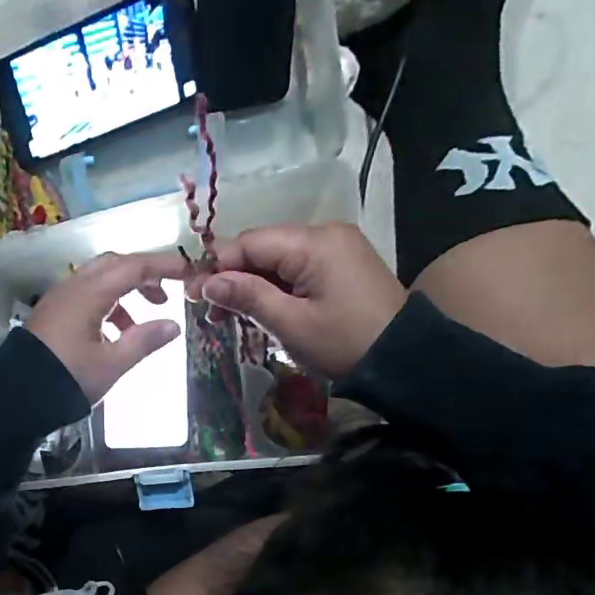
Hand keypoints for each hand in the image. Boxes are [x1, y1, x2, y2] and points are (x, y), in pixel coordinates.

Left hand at [28, 252, 187, 402]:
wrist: (16, 396)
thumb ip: (144, 341)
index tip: (188, 272)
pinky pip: (84, 296)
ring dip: (124, 293)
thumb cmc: (68, 379)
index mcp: (90, 293)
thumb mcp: (111, 364)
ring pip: (98, 280)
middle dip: (143, 275)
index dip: (164, 266)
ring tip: (142, 324)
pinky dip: (106, 305)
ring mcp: (59, 299)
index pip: (134, 266)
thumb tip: (173, 325)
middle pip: (115, 265)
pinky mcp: (51, 314)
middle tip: (164, 297)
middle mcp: (73, 287)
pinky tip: (115, 334)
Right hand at [194, 224, 408, 376]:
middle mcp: (325, 235)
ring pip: (277, 260)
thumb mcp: (290, 324)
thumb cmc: (344, 342)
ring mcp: (336, 249)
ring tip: (224, 315)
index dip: (217, 265)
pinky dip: (273, 288)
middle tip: (205, 308)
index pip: (250, 242)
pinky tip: (255, 310)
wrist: (404, 359)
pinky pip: (296, 269)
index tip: (190, 291)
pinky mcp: (340, 267)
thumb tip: (208, 283)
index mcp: (314, 243)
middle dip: (231, 276)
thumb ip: (248, 297)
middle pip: (262, 248)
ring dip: (249, 285)